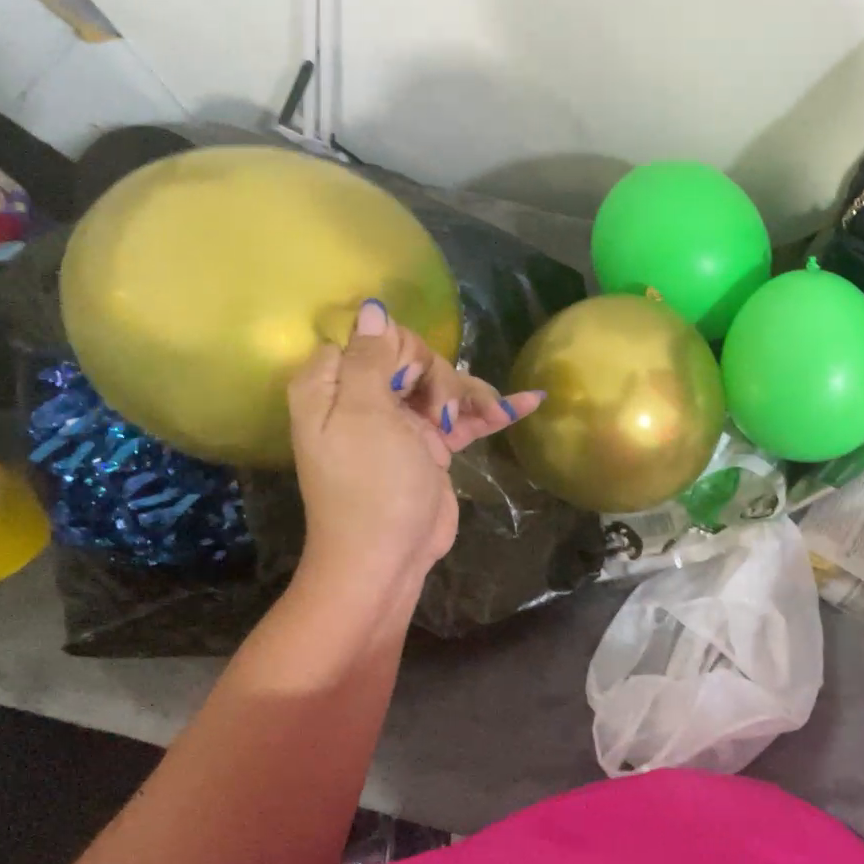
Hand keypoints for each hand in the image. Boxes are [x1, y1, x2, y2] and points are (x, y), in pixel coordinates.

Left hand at [286, 299, 541, 597]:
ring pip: (446, 387)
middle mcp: (364, 399)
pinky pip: (466, 417)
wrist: (387, 553)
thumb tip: (372, 310)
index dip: (399, 352)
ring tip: (495, 415)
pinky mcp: (432, 446)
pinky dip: (494, 410)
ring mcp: (401, 424)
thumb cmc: (369, 484)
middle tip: (443, 414)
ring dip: (473, 395)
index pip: (370, 339)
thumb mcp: (364, 414)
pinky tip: (530, 401)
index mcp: (333, 387)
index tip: (412, 382)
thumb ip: (370, 359)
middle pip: (414, 360)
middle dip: (441, 378)